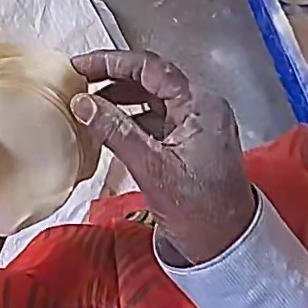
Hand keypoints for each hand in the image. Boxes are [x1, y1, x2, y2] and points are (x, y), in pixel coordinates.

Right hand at [69, 51, 255, 263]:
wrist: (227, 245)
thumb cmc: (198, 211)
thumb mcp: (151, 169)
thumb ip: (115, 131)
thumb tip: (82, 102)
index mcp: (200, 106)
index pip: (151, 68)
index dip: (112, 62)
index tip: (82, 65)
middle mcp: (202, 106)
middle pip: (152, 78)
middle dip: (113, 77)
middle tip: (79, 79)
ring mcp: (198, 122)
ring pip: (153, 96)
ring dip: (121, 96)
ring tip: (88, 101)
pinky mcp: (192, 138)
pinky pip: (158, 116)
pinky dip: (132, 116)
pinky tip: (109, 125)